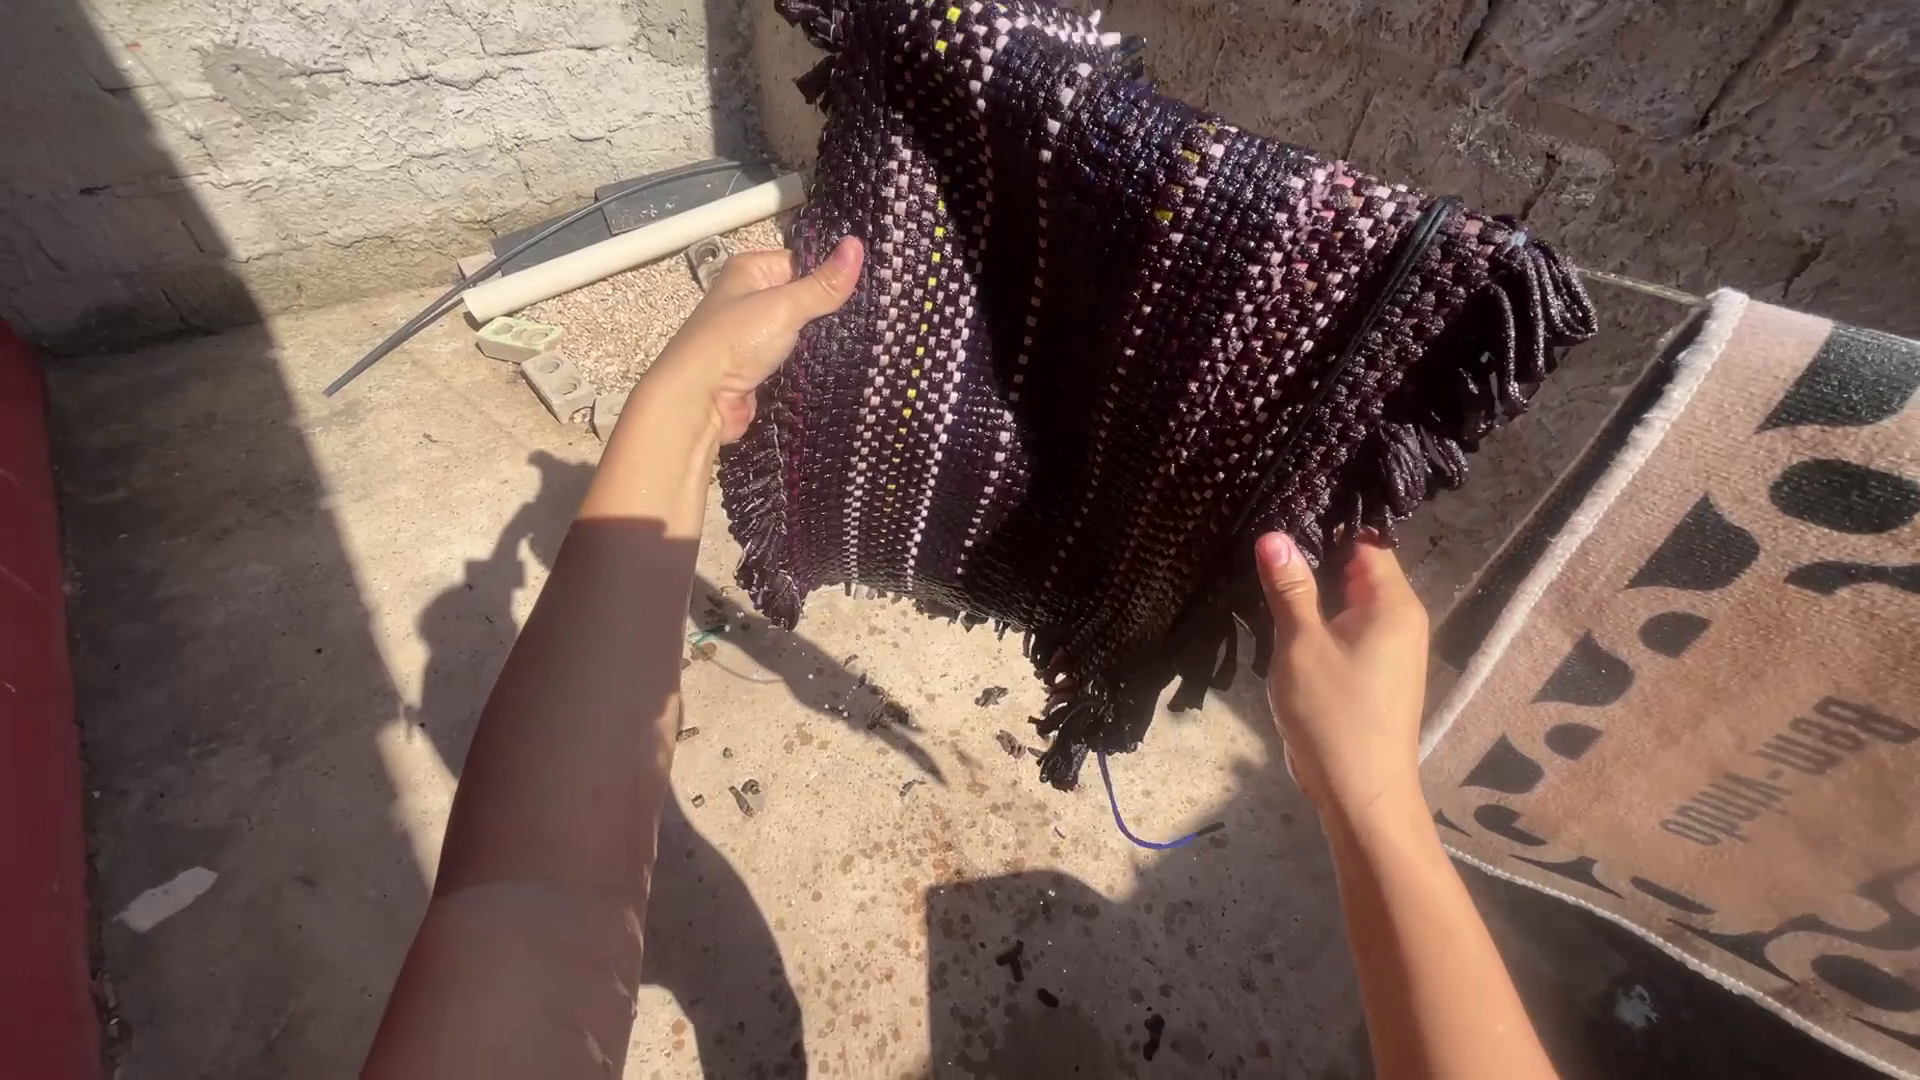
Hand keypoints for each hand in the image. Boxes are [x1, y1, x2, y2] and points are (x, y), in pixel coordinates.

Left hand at [641, 236, 864, 441]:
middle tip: (873, 317)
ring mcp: (756, 336)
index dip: (831, 274)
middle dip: (831, 311)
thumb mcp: (784, 306)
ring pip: (803, 332)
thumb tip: (858, 245)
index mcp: (750, 271)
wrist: (700, 400)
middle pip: (804, 299)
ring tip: (865, 342)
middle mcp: (751, 299)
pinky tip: (841, 366)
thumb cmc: (735, 342)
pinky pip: (796, 360)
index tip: (868, 287)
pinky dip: (813, 364)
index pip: (802, 263)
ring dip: (824, 341)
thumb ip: (823, 284)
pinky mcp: (762, 368)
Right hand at [1255, 531, 1429, 817]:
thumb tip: (1274, 535)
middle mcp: (1399, 618)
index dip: (1325, 525)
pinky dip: (1315, 617)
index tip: (1281, 511)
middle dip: (1310, 555)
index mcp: (1392, 604)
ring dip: (1308, 589)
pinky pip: (1344, 626)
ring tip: (1262, 569)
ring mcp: (1387, 646)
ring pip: (1345, 598)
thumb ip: (1289, 587)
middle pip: (1355, 567)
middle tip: (1259, 539)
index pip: (1365, 541)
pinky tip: (1280, 613)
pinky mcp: (1371, 669)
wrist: (1359, 792)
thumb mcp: (1300, 643)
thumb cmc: (1331, 713)